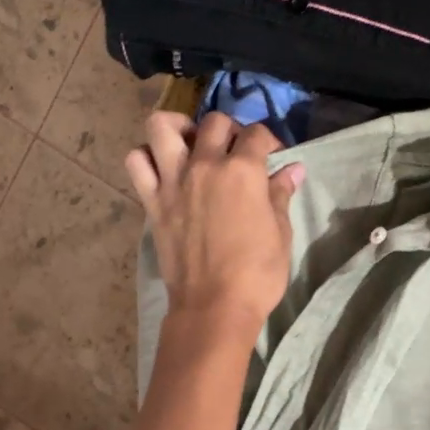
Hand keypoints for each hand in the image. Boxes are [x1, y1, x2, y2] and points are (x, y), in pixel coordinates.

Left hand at [125, 111, 303, 352]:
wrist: (215, 307)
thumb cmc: (257, 276)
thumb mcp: (280, 235)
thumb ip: (281, 196)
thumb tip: (292, 170)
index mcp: (243, 171)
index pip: (257, 135)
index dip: (269, 140)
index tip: (273, 155)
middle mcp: (205, 165)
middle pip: (214, 122)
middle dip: (230, 130)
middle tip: (236, 152)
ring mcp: (173, 181)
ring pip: (163, 126)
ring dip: (178, 127)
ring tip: (190, 144)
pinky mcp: (152, 202)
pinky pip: (137, 162)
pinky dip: (146, 157)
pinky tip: (162, 169)